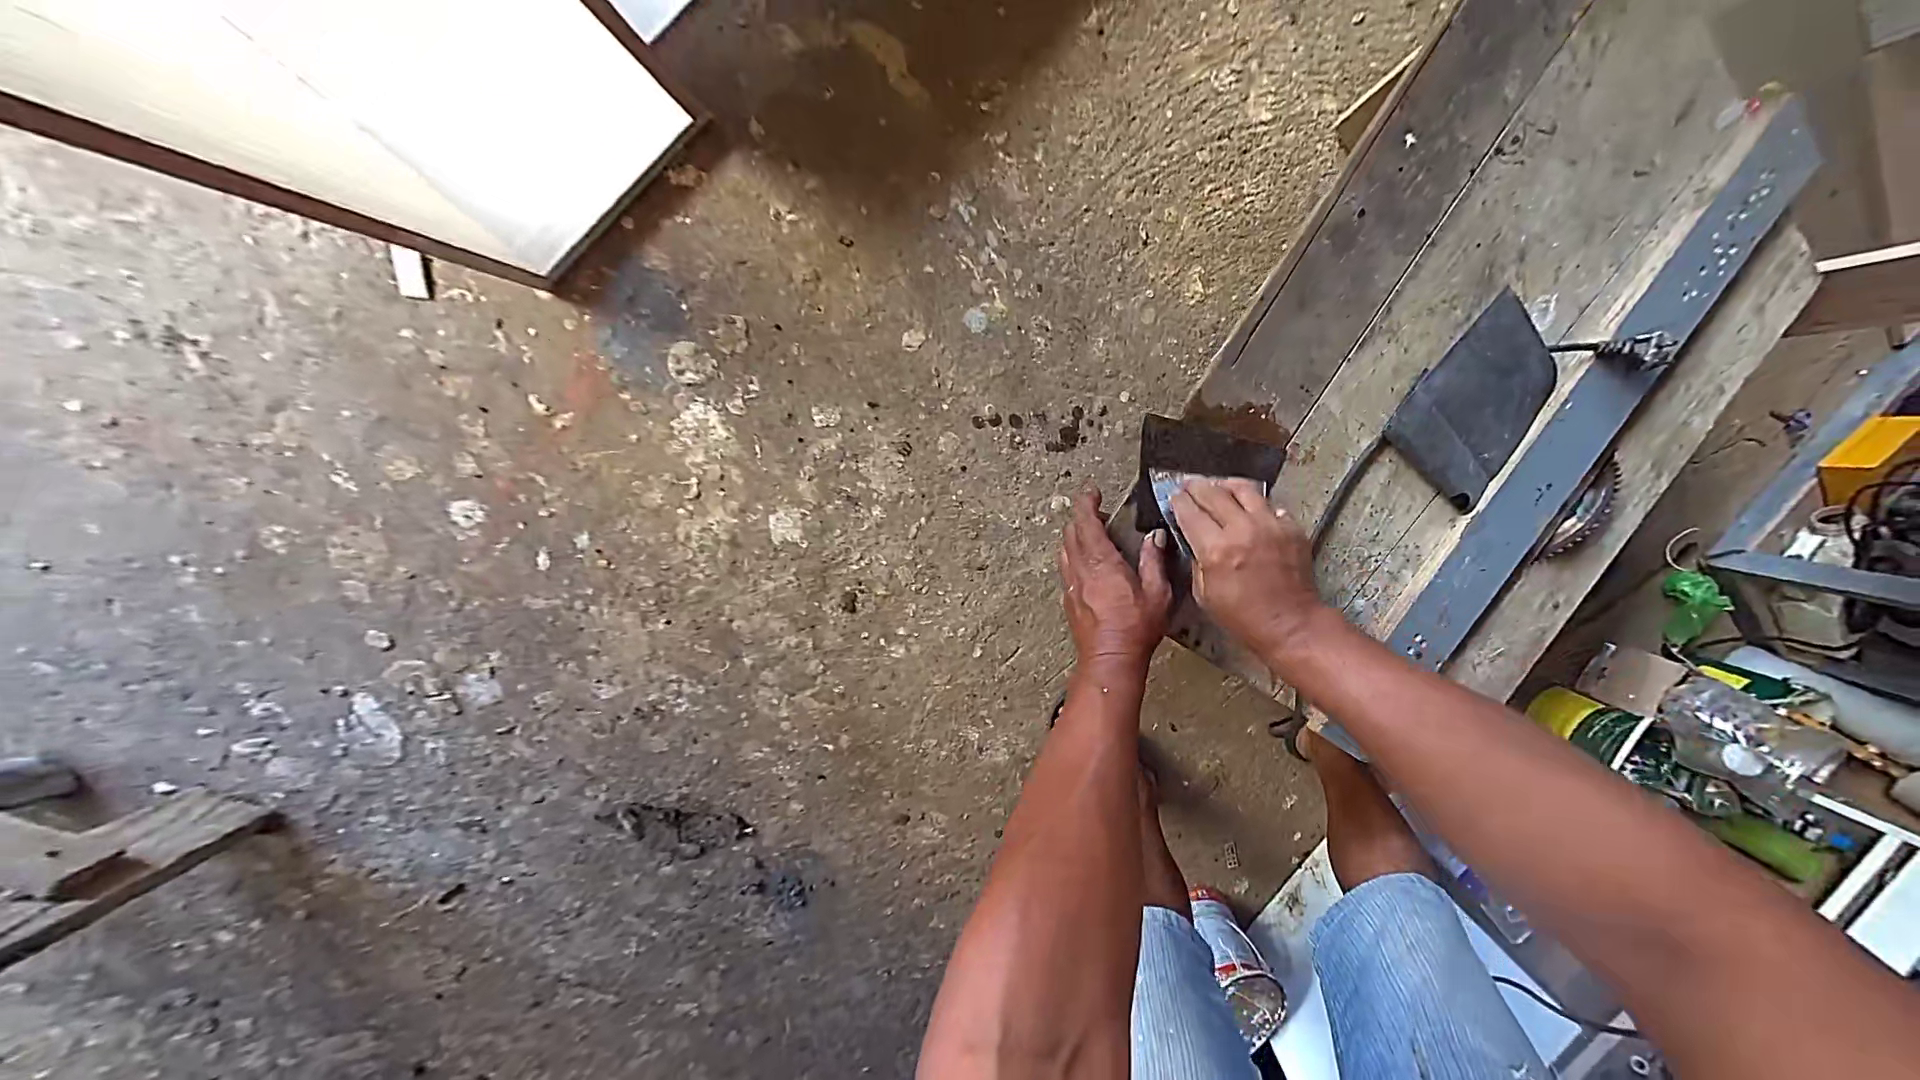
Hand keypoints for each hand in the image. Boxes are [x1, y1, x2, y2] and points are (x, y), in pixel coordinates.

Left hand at [1058, 490, 1171, 668]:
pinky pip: (1066, 569)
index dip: (1087, 503)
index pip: (1086, 522)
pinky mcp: (1069, 599)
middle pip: (1071, 532)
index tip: (1092, 492)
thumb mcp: (1157, 593)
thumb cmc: (1134, 630)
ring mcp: (1071, 585)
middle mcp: (1081, 570)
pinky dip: (1074, 558)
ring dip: (1075, 537)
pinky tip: (1089, 566)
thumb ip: (1154, 561)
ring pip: (1065, 550)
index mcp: (1102, 563)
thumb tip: (1155, 537)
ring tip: (1094, 537)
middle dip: (1082, 518)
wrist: (1109, 659)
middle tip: (1100, 515)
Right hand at [1168, 478, 1326, 658]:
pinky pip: (1269, 504)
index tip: (1174, 497)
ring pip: (1244, 489)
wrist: (1290, 623)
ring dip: (1225, 485)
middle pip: (1213, 493)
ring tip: (1217, 485)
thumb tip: (1192, 538)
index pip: (1190, 512)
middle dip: (1196, 487)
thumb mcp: (1204, 593)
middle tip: (1188, 484)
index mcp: (1216, 549)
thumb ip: (1196, 560)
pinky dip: (1255, 502)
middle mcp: (1243, 531)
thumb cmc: (1245, 616)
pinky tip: (1248, 507)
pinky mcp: (1291, 528)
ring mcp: (1270, 526)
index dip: (1178, 501)